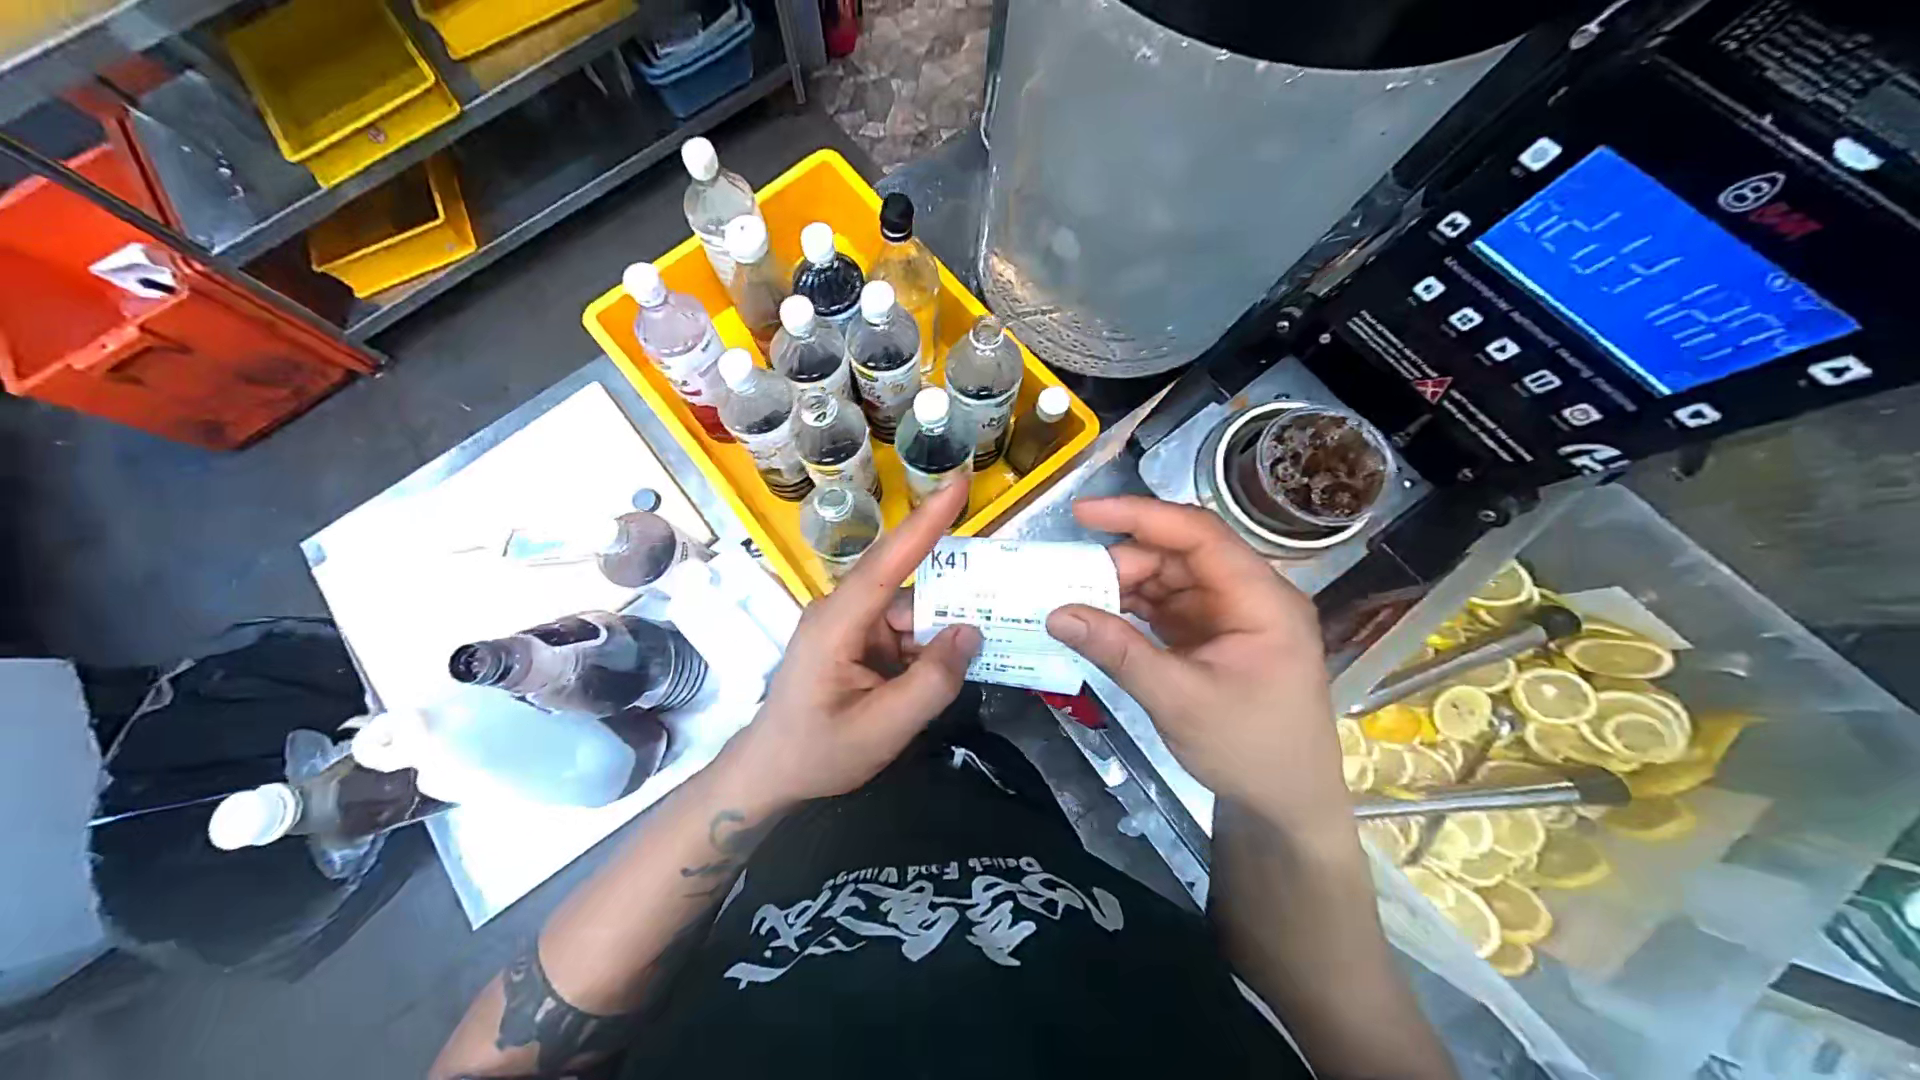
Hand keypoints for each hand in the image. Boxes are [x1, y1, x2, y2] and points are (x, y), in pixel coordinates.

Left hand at [727, 481, 980, 804]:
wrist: (771, 774)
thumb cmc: (817, 753)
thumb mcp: (882, 729)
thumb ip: (932, 682)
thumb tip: (970, 632)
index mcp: (837, 624)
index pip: (886, 563)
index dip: (925, 523)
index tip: (958, 483)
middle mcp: (842, 612)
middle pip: (909, 593)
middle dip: (954, 600)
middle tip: (1004, 602)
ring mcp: (849, 625)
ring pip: (912, 615)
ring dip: (941, 634)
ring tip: (983, 649)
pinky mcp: (857, 641)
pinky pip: (903, 633)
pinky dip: (928, 648)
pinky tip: (952, 665)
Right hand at [1044, 497, 1347, 829]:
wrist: (1286, 804)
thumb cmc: (1250, 750)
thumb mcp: (1179, 700)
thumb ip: (1118, 651)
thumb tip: (1058, 614)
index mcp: (1261, 599)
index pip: (1197, 534)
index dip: (1138, 515)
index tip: (1082, 513)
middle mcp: (1249, 596)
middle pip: (1179, 555)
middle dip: (1123, 563)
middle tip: (1072, 583)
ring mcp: (1232, 616)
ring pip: (1170, 579)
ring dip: (1125, 587)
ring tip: (1080, 603)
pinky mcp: (1215, 635)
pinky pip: (1169, 607)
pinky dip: (1134, 610)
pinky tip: (1102, 620)